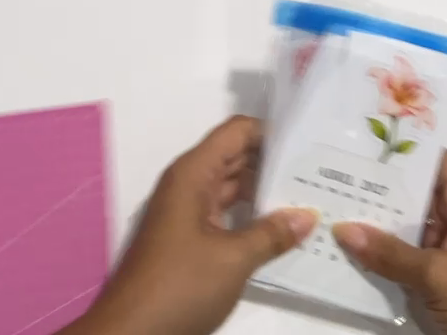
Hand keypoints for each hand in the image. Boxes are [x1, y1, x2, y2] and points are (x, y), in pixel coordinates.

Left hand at [62, 116, 315, 334]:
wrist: (131, 333)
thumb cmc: (179, 284)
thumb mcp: (232, 259)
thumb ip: (271, 234)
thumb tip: (308, 214)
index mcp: (193, 172)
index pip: (236, 132)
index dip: (269, 132)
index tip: (306, 142)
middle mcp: (189, 183)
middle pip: (235, 156)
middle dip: (272, 161)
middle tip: (316, 169)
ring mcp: (187, 211)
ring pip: (231, 187)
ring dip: (263, 190)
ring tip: (308, 195)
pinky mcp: (189, 238)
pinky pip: (225, 213)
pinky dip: (250, 215)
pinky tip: (280, 228)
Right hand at [333, 153, 446, 334]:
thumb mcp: (440, 276)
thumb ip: (390, 252)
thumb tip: (340, 228)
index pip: (430, 159)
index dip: (394, 149)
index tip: (349, 139)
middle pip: (413, 193)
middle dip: (373, 188)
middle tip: (323, 173)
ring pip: (406, 230)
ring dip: (372, 225)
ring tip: (323, 207)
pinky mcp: (444, 288)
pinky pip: (406, 263)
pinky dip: (380, 259)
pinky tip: (342, 252)